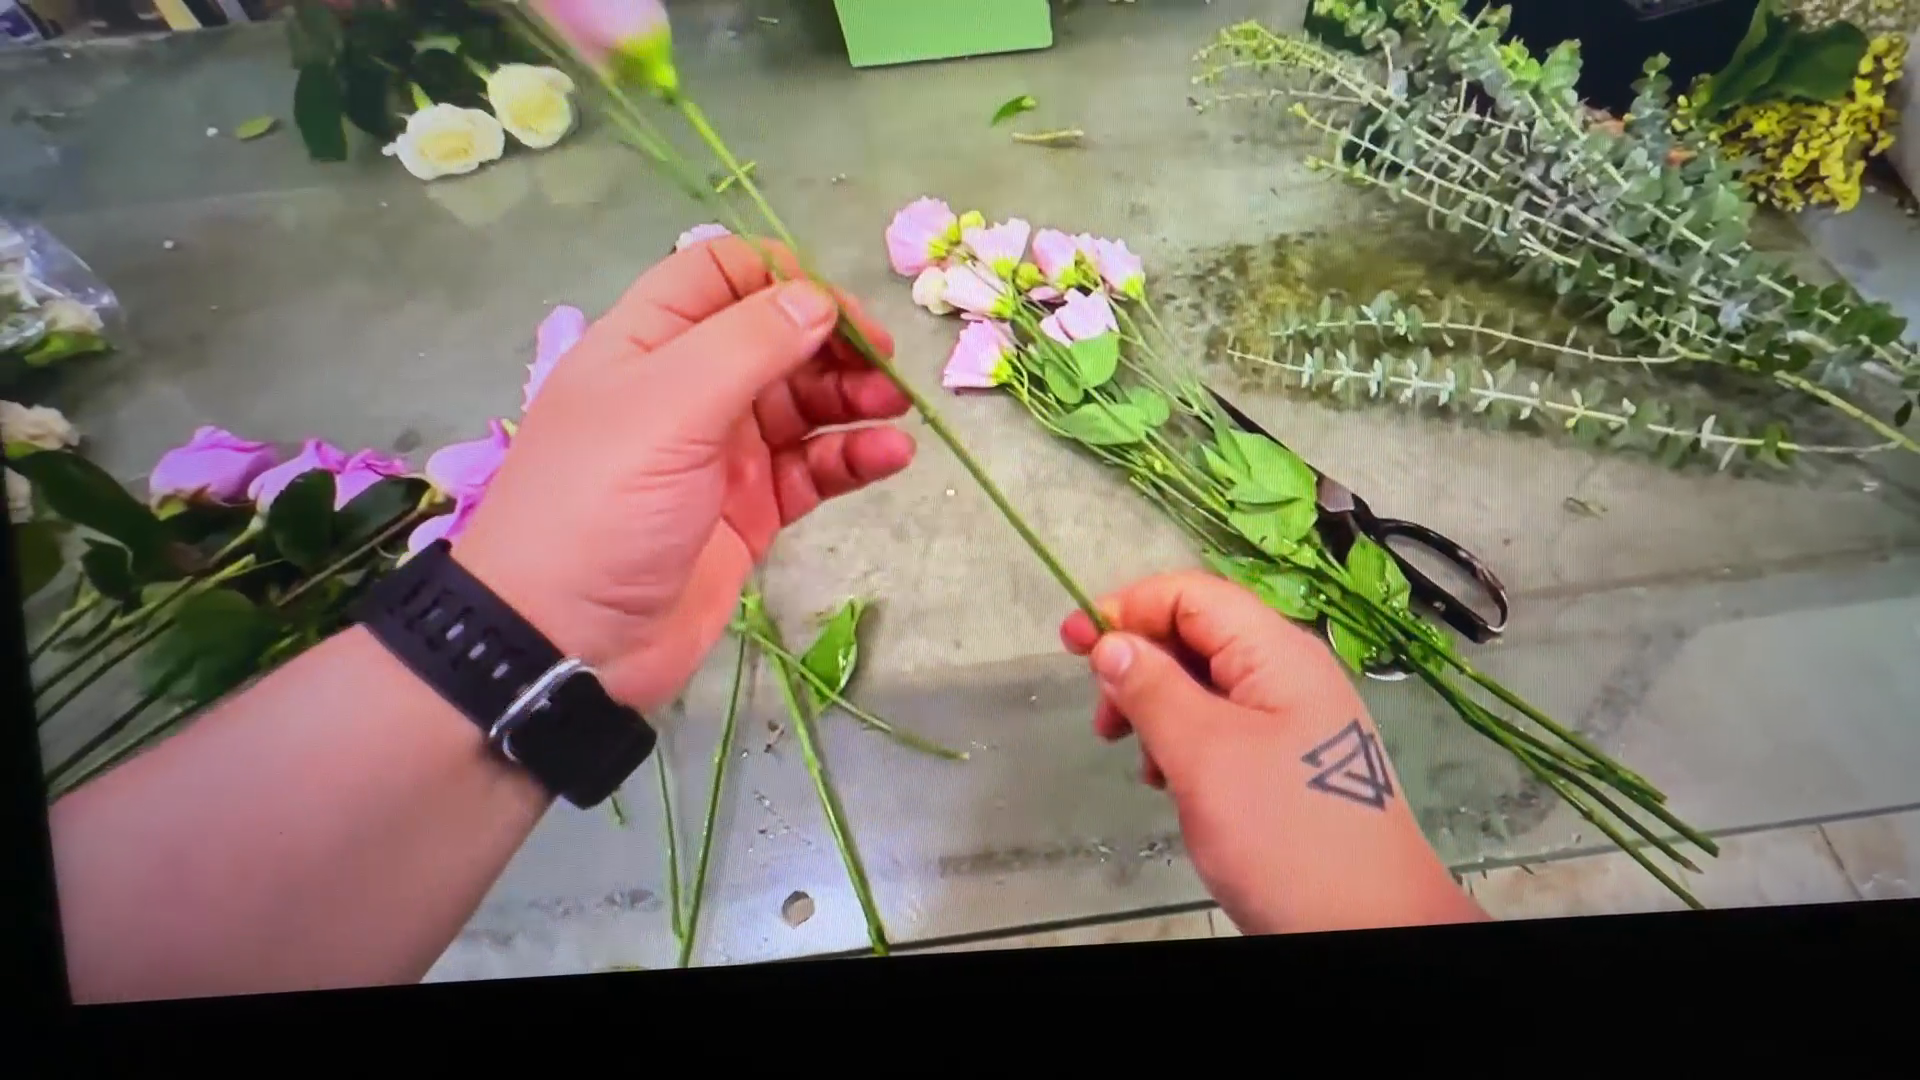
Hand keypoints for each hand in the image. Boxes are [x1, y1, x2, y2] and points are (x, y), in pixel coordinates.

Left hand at [455, 237, 915, 710]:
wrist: (574, 641)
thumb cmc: (604, 504)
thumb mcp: (669, 406)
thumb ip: (749, 344)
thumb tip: (819, 299)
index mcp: (653, 343)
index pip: (724, 276)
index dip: (785, 280)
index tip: (839, 310)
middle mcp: (692, 389)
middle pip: (779, 342)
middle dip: (834, 347)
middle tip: (886, 370)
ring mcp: (726, 452)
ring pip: (805, 406)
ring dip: (855, 400)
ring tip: (897, 410)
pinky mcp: (755, 508)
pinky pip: (814, 468)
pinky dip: (853, 458)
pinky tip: (890, 456)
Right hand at [1060, 572, 1484, 934]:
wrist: (1373, 932)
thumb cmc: (1284, 834)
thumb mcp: (1204, 756)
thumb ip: (1152, 689)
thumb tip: (1109, 643)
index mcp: (1274, 653)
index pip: (1189, 595)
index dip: (1127, 608)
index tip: (1072, 641)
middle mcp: (1284, 671)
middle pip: (1194, 634)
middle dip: (1137, 662)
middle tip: (1100, 710)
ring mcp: (1287, 714)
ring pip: (1201, 681)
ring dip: (1154, 703)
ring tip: (1131, 751)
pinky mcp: (1283, 753)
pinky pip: (1218, 720)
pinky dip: (1180, 735)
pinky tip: (1166, 775)